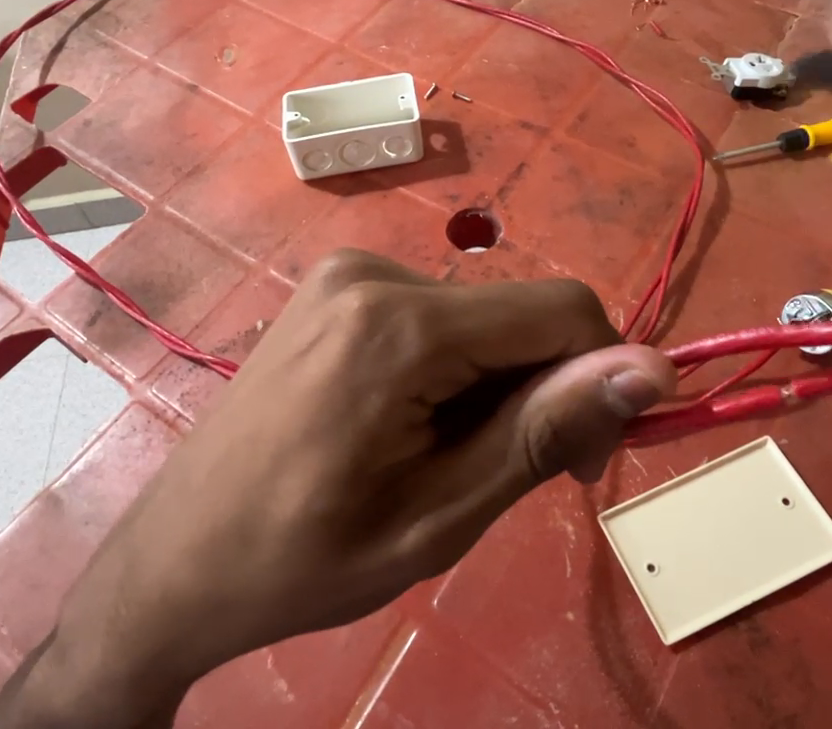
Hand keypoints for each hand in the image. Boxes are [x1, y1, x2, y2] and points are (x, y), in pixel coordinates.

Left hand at [13, 250, 673, 725]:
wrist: (178, 557)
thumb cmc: (305, 557)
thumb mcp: (440, 514)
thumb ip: (544, 430)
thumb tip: (652, 369)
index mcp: (401, 324)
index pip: (564, 310)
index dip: (600, 380)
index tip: (579, 464)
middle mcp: (374, 272)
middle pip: (518, 314)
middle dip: (536, 392)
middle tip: (487, 479)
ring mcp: (346, 273)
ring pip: (480, 319)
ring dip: (489, 387)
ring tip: (431, 459)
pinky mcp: (334, 289)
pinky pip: (434, 316)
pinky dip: (449, 369)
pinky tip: (401, 425)